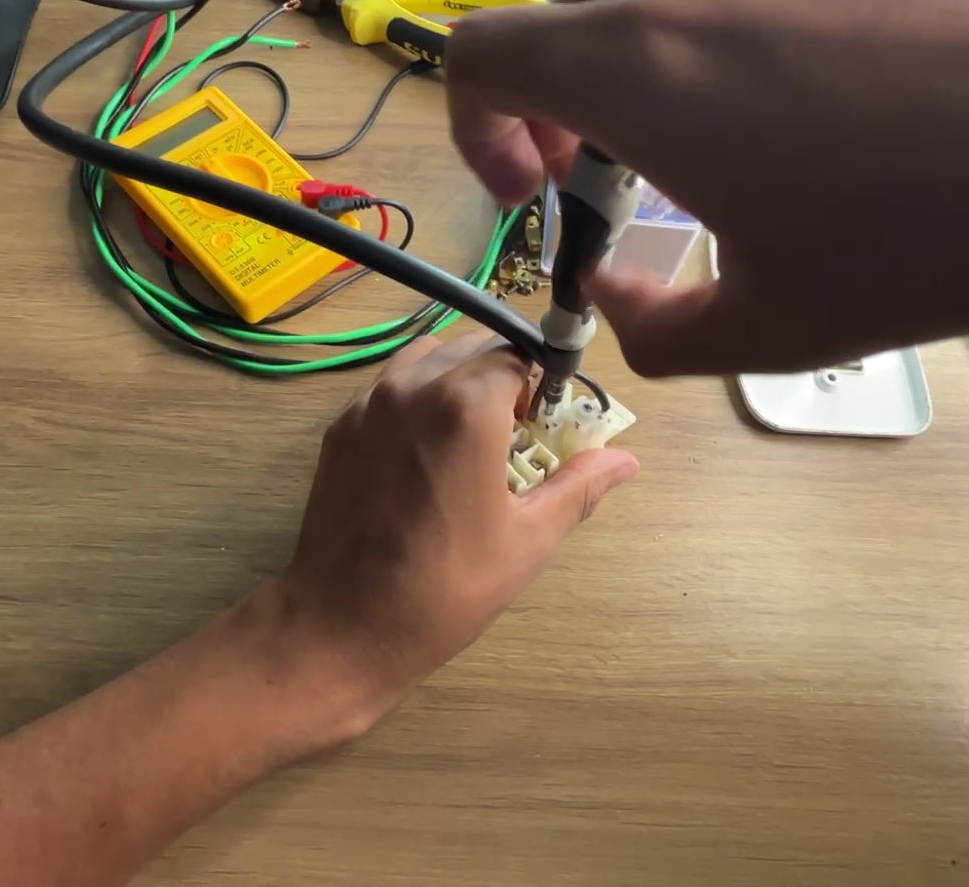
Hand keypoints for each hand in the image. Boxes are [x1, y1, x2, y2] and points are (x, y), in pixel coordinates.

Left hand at [265, 333, 638, 723]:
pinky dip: (417, 394)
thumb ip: (579, 486)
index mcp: (465, 406)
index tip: (545, 422)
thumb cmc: (445, 587)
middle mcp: (413, 386)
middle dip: (502, 373)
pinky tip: (423, 450)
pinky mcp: (340, 424)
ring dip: (457, 374)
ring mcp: (368, 402)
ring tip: (469, 432)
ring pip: (426, 356)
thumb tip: (628, 460)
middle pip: (472, 345)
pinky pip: (389, 385)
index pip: (517, 354)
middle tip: (513, 430)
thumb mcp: (528, 540)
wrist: (342, 624)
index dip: (540, 381)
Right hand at [448, 0, 968, 373]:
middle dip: (560, 116)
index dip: (478, 131)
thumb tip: (615, 298)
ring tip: (729, 148)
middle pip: (559, 30)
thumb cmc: (948, 235)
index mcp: (640, 58)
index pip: (478, 56)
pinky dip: (722, 35)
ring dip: (643, 76)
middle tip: (627, 188)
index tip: (540, 189)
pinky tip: (818, 97)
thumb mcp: (771, 326)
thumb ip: (650, 327)